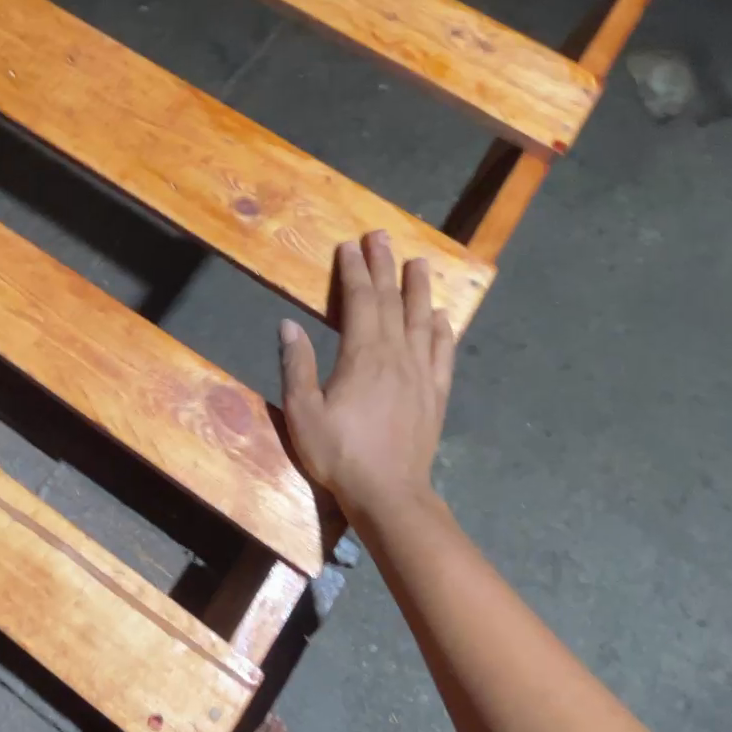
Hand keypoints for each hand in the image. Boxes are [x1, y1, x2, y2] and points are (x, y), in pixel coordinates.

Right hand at [279, 230, 457, 524]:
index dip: (353, 272)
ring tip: (419, 263)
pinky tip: (442, 317)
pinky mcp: (435, 394)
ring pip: (421, 320)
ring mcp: (420, 374)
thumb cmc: (338, 453)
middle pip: (390, 302)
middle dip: (384, 267)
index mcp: (362, 355)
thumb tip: (289, 325)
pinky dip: (441, 329)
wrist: (388, 493)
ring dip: (418, 289)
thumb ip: (296, 365)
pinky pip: (442, 352)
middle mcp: (396, 355)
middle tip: (380, 238)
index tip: (349, 247)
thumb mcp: (303, 411)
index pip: (358, 302)